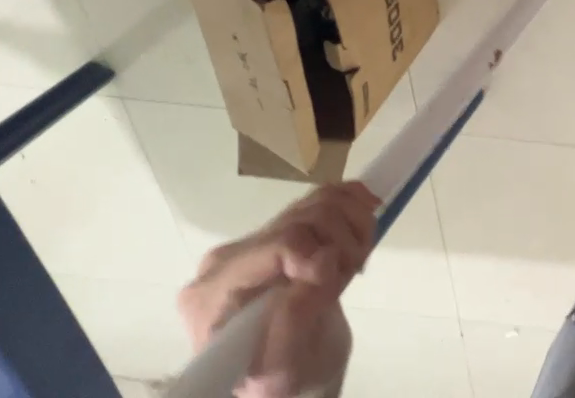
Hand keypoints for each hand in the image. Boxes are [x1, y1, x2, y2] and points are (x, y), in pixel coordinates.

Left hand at [176, 182, 379, 397]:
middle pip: (304, 218)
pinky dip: (356, 204)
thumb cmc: (277, 379)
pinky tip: (362, 231)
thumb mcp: (280, 371)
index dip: (317, 253)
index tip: (336, 283)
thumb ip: (292, 319)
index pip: (278, 243)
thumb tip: (323, 262)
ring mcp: (259, 238)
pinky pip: (329, 194)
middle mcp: (229, 258)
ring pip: (321, 201)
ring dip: (355, 225)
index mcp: (213, 292)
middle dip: (342, 242)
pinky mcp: (287, 227)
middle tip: (353, 274)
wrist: (288, 371)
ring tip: (356, 261)